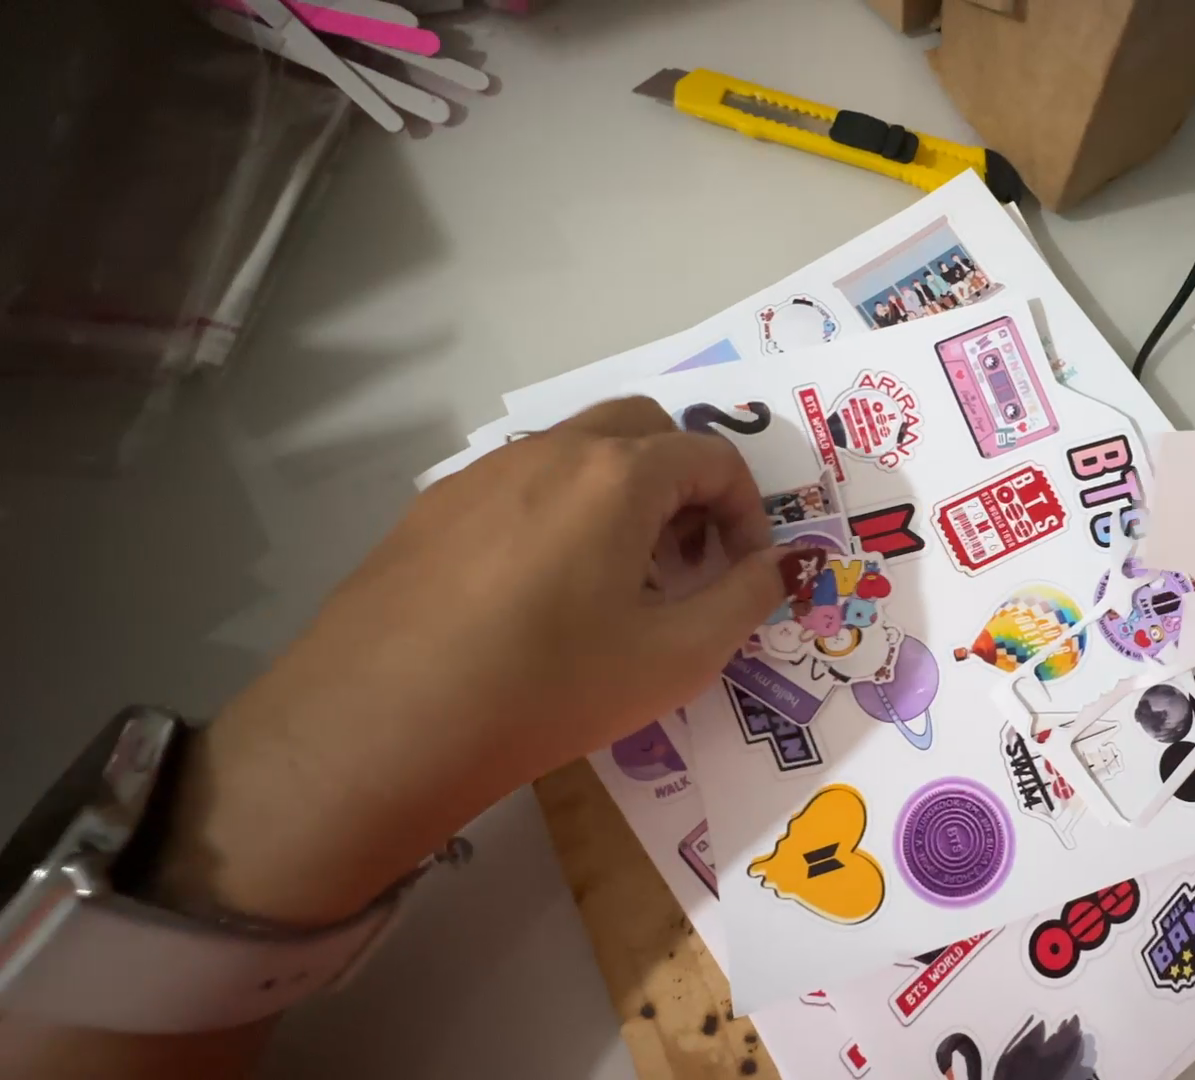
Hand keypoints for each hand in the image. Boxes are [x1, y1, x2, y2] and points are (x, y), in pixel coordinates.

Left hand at [154, 398, 786, 925]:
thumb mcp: (680, 655)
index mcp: (618, 475)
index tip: (743, 572)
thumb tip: (789, 562)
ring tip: (620, 576)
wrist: (372, 733)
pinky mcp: (433, 506)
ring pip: (582, 449)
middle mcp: (552, 451)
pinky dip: (566, 508)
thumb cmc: (551, 688)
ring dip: (627, 492)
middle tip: (686, 559)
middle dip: (688, 483)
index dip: (749, 512)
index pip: (714, 458)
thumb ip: (749, 597)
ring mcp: (483, 472)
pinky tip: (545, 588)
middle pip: (647, 428)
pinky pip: (525, 481)